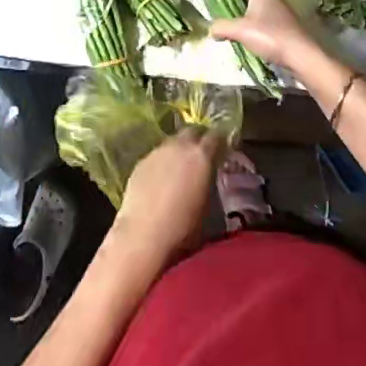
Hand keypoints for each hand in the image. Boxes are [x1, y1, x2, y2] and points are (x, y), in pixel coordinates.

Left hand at [111, 128, 222, 260]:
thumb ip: (211, 182)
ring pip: (173, 141)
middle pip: (192, 130)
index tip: (224, 149)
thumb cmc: (184, 228)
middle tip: (203, 154)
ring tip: (182, 167)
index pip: (216, 136)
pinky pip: (157, 154)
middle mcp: (179, 147)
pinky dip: (163, 160)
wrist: (144, 235)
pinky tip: (162, 178)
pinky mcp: (140, 162)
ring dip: (180, 149)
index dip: (221, 141)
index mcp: (201, 156)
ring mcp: (157, 152)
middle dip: (199, 138)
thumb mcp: (209, 206)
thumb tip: (211, 176)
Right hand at [209, 0, 316, 68]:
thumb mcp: (239, 30)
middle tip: (219, 18)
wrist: (300, 55)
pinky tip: (248, 40)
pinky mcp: (285, 26)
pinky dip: (255, 29)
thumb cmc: (269, 36)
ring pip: (255, 12)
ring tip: (230, 30)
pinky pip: (264, 23)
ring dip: (244, 20)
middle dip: (234, 7)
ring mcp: (280, 11)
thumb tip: (210, 29)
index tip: (212, 0)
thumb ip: (221, 26)